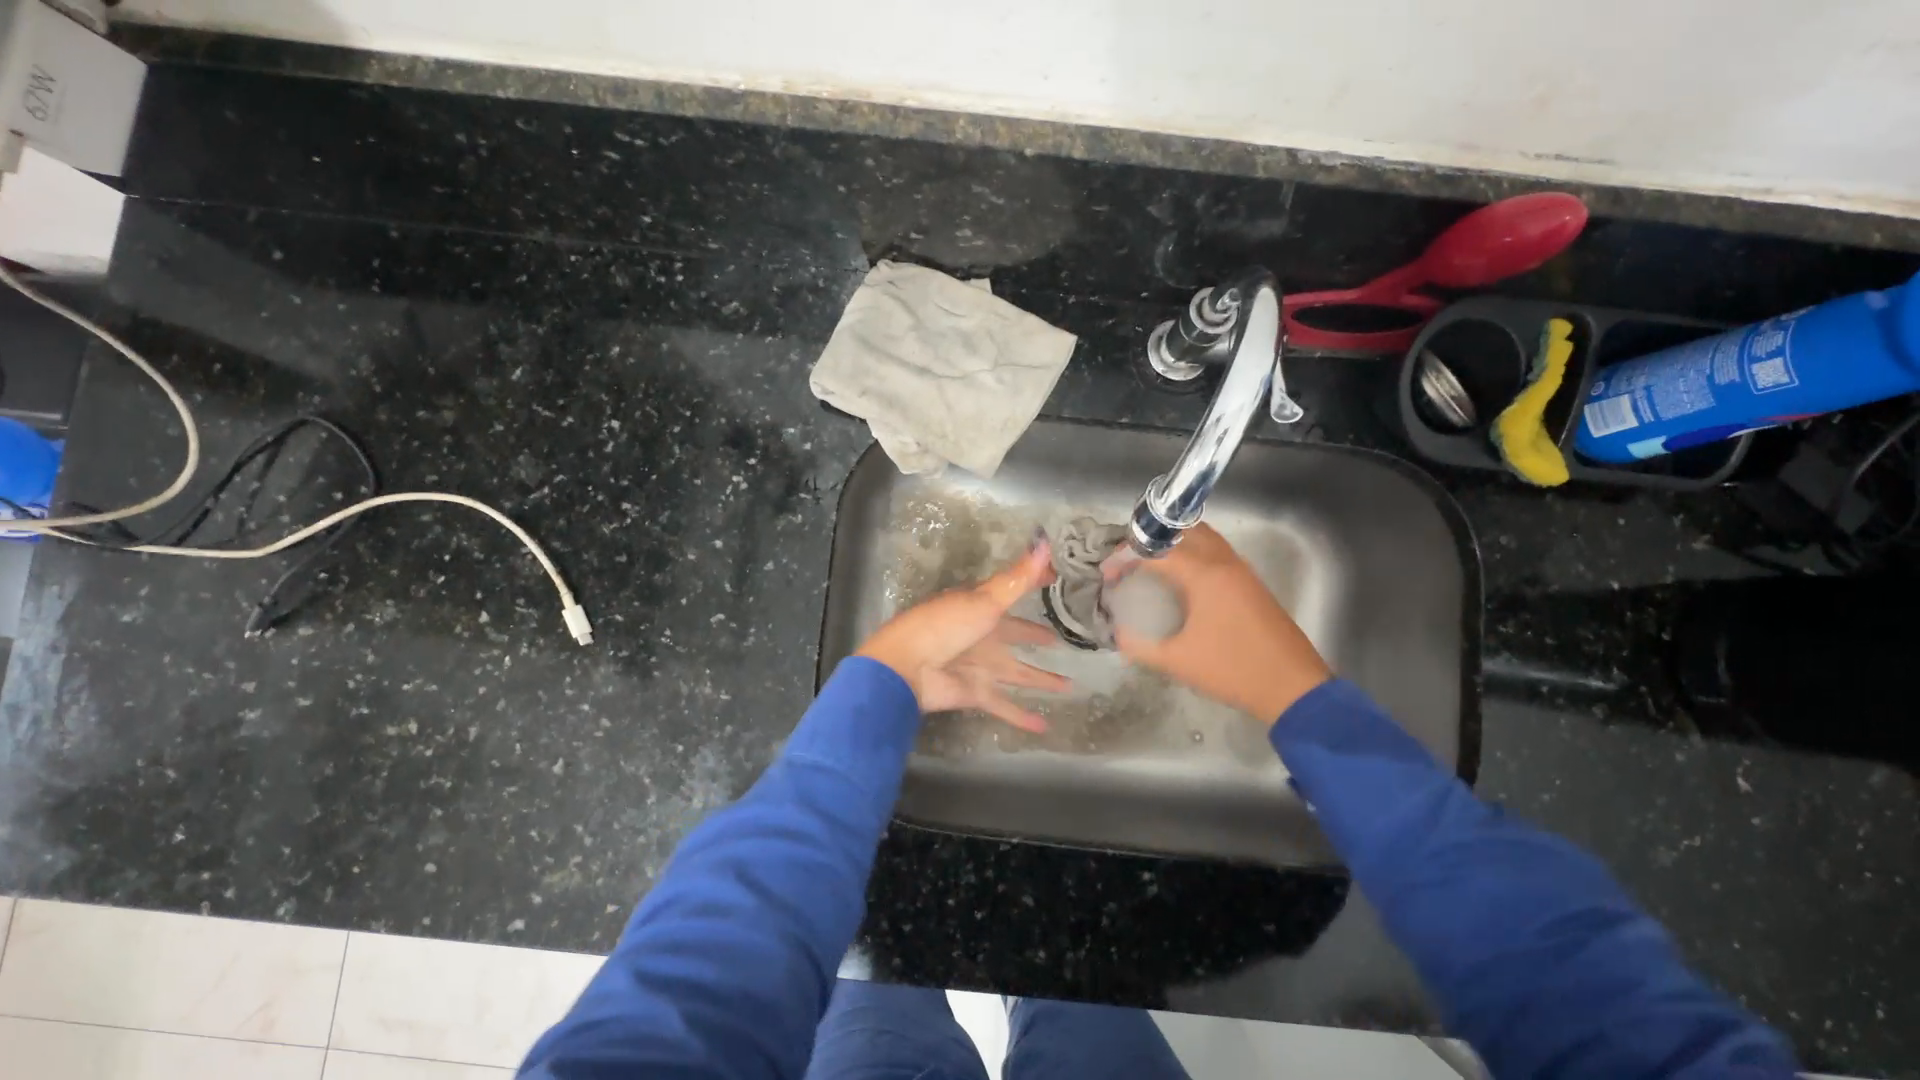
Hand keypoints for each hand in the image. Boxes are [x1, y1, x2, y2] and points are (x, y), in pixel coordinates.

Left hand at [856, 542, 1069, 732]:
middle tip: (1060, 642)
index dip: (1034, 586)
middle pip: (1015, 637)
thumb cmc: (945, 625)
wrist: (907, 667)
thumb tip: (1045, 542)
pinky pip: (1004, 706)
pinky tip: (1045, 726)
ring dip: (1040, 680)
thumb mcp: (985, 599)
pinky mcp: (975, 693)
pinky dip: (1022, 717)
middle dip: (1035, 637)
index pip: (1013, 593)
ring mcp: (978, 666)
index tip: (1058, 580)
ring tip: (1068, 687)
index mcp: (980, 607)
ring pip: (1017, 673)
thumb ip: (1018, 578)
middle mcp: (981, 636)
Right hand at [1111, 524, 1330, 723]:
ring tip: (1151, 567)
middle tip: (1129, 561)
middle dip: (1151, 540)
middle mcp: (1224, 563)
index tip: (1107, 575)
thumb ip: (1141, 645)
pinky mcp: (1252, 584)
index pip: (1156, 551)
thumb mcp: (1178, 661)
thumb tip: (1117, 634)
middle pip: (1182, 530)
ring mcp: (1242, 571)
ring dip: (1175, 545)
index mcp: (1204, 575)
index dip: (1126, 558)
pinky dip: (1194, 556)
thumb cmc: (1232, 671)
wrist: (1292, 687)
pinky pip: (1217, 554)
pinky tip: (1181, 583)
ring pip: (1204, 539)